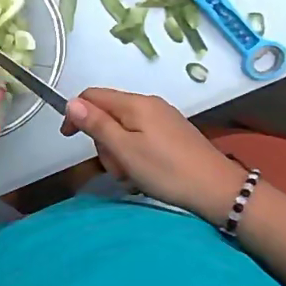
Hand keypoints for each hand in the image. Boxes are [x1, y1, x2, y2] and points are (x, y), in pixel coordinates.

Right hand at [59, 87, 248, 220]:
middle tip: (115, 167)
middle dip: (102, 140)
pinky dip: (134, 153)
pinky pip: (140, 136)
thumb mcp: (125, 151)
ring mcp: (163, 117)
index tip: (68, 138)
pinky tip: (144, 173)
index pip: (93, 95)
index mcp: (135, 104)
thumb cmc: (167, 171)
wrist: (217, 189)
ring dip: (118, 151)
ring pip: (124, 127)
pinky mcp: (173, 132)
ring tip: (131, 174)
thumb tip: (71, 102)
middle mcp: (149, 104)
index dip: (76, 114)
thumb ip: (97, 125)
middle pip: (108, 113)